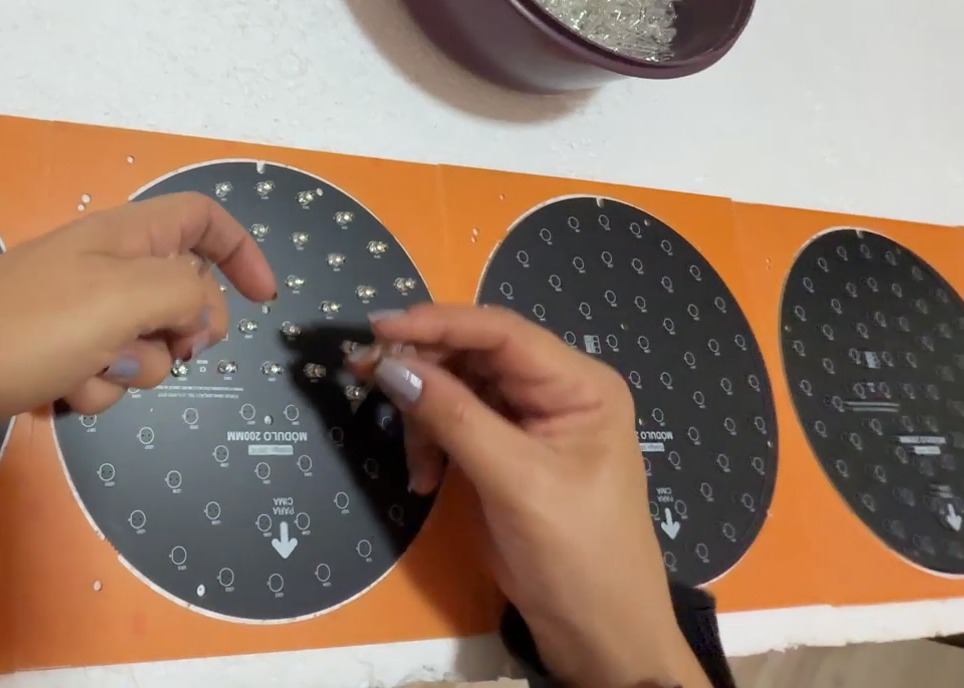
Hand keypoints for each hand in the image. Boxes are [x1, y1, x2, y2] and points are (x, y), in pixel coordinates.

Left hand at [0, 193, 276, 424]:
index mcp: (126, 234)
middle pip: (181, 293)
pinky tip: (55, 391)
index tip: (264, 301)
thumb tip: (204, 314)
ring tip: (84, 370)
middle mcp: (108, 266)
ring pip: (146, 344)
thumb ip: (186, 291)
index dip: (240, 250)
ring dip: (128, 369)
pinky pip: (105, 373)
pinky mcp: (57, 352)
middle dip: (177, 333)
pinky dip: (91, 387)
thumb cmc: (28, 324)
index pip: (202, 217)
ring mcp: (81, 311)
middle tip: (146, 345)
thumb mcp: (122, 295)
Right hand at [351, 305, 708, 687]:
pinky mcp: (501, 442)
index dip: (436, 322)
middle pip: (469, 352)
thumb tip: (388, 365)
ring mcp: (525, 415)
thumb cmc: (576, 558)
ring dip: (421, 416)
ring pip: (451, 384)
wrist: (598, 641)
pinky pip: (449, 417)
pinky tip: (424, 478)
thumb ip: (451, 416)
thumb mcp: (514, 482)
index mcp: (577, 384)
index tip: (378, 328)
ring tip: (414, 463)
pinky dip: (428, 441)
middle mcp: (551, 387)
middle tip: (365, 375)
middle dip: (420, 368)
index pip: (498, 331)